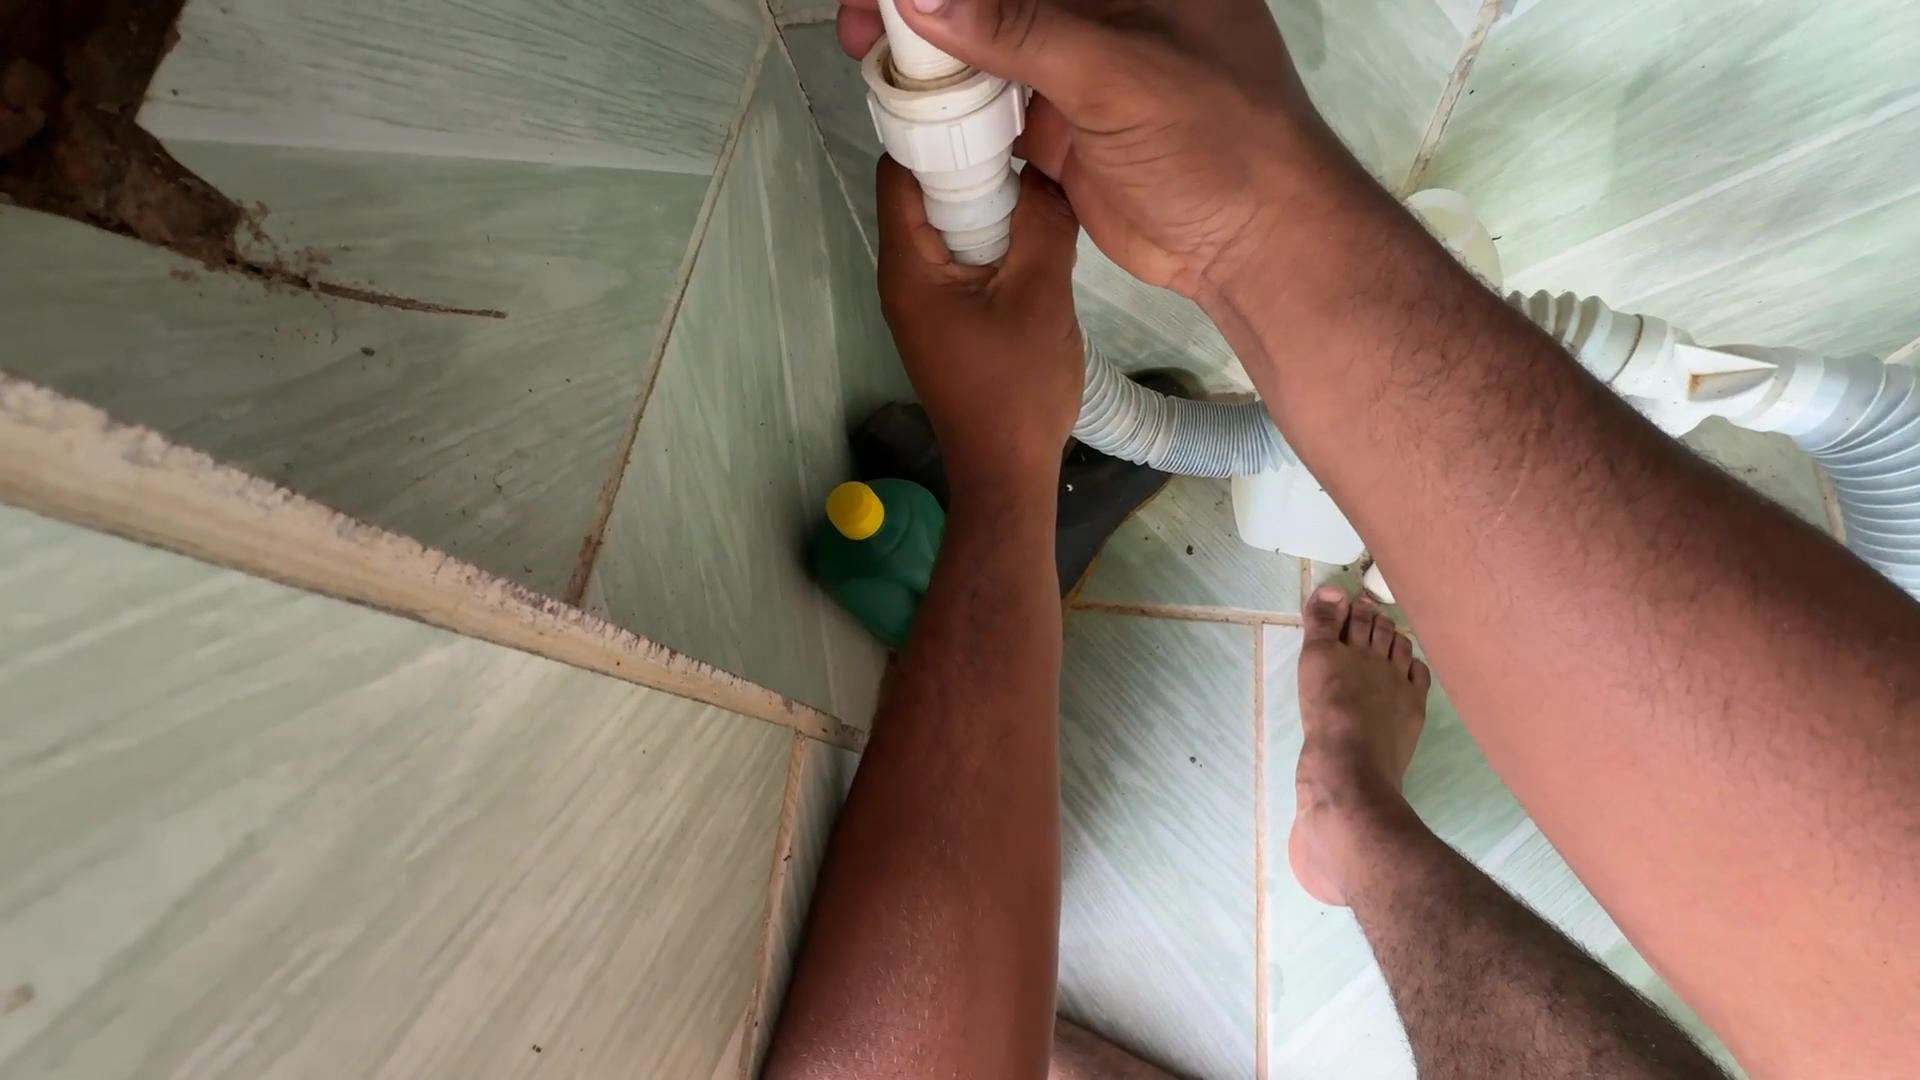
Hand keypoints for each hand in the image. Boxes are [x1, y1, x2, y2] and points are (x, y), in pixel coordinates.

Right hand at [839, 0, 1373, 299]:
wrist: (1243, 241)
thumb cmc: (1208, 137)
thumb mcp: (1115, 70)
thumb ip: (1019, 27)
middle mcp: (1096, 10)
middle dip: (927, 10)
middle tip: (860, 32)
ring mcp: (1075, 72)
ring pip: (987, 51)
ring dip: (934, 63)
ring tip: (873, 68)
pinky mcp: (1062, 132)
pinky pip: (997, 112)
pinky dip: (959, 116)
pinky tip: (916, 117)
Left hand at [875, 157, 1083, 496]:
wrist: (1007, 470)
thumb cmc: (1017, 387)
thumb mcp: (1040, 294)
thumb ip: (1043, 220)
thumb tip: (1046, 165)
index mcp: (908, 269)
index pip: (902, 171)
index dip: (938, 131)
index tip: (990, 108)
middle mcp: (902, 284)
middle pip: (923, 198)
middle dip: (971, 166)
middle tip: (1027, 143)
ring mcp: (922, 309)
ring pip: (947, 234)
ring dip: (987, 209)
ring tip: (1037, 186)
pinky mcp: (944, 328)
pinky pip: (960, 267)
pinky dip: (990, 246)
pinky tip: (1031, 239)